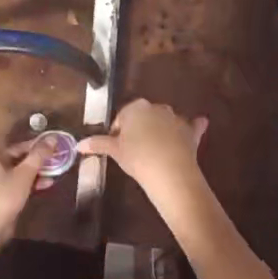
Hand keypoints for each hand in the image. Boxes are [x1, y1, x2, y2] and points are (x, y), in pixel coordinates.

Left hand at [0, 142, 49, 248]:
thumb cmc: (6, 196)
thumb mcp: (24, 174)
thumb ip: (39, 155)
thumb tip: (53, 138)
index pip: (20, 146)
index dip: (38, 145)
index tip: (56, 144)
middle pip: (21, 158)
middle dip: (40, 159)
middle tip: (59, 158)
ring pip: (22, 172)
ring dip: (39, 171)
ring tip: (57, 170)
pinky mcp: (5, 195)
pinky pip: (21, 184)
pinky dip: (33, 183)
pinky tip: (48, 183)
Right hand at [76, 100, 207, 199]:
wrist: (169, 171)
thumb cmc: (136, 157)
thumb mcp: (114, 151)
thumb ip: (98, 144)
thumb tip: (78, 145)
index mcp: (135, 107)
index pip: (122, 117)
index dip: (118, 132)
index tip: (117, 146)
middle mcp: (156, 107)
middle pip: (143, 117)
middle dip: (138, 129)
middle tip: (133, 150)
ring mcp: (176, 118)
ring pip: (164, 121)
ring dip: (160, 129)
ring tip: (154, 150)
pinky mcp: (190, 131)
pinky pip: (191, 126)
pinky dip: (193, 126)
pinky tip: (199, 124)